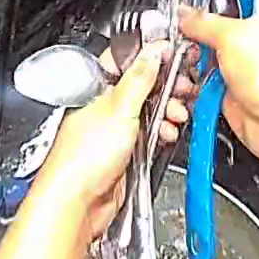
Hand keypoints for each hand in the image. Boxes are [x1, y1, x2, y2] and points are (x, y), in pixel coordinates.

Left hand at [33, 43, 192, 238]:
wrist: (76, 207)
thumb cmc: (81, 159)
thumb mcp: (119, 107)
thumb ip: (140, 76)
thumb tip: (154, 50)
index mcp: (96, 87)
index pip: (127, 59)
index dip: (151, 54)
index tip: (173, 54)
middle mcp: (105, 105)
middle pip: (143, 83)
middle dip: (166, 84)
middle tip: (183, 85)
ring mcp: (115, 128)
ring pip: (150, 108)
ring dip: (168, 109)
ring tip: (177, 113)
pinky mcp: (125, 151)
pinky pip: (150, 132)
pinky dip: (162, 130)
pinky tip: (168, 132)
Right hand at [178, 0, 258, 163]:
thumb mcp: (232, 35)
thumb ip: (205, 21)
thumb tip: (187, 14)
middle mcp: (251, 39)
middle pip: (215, 26)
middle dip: (197, 31)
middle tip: (185, 33)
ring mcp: (240, 66)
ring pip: (206, 55)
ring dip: (193, 60)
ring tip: (189, 60)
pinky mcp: (230, 91)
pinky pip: (204, 82)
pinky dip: (194, 83)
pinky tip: (191, 82)